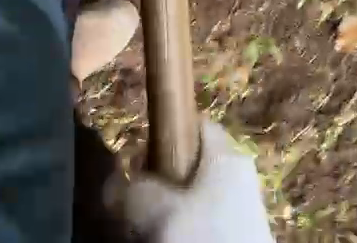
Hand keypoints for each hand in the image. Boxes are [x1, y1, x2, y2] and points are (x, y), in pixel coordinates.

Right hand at [123, 120, 275, 242]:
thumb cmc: (204, 241)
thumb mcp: (157, 211)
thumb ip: (132, 190)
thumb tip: (115, 184)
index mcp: (228, 156)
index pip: (194, 124)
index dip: (163, 134)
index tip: (137, 159)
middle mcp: (240, 178)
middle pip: (190, 168)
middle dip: (159, 186)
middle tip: (133, 208)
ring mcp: (241, 214)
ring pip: (193, 204)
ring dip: (165, 219)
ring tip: (143, 235)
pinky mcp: (237, 239)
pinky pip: (201, 228)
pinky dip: (181, 235)